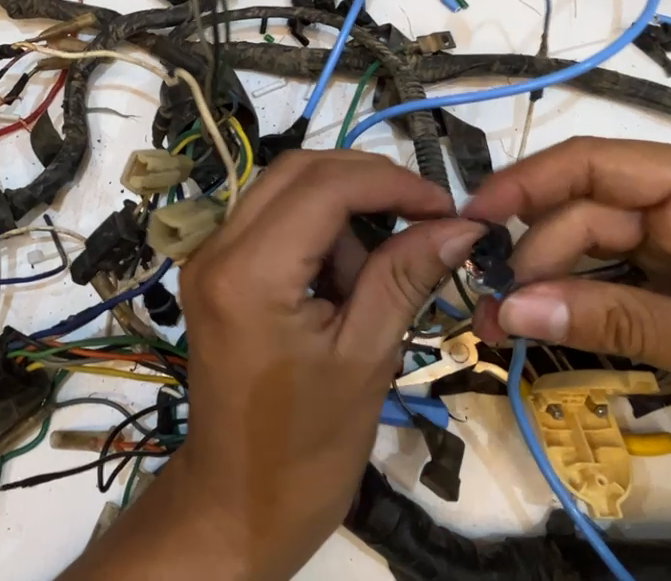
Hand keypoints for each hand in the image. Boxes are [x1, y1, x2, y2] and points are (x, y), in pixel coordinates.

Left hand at [64, 150, 482, 580]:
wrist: (240, 499)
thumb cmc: (309, 445)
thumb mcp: (367, 356)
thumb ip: (405, 275)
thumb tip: (462, 223)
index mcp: (249, 272)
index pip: (323, 187)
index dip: (391, 183)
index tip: (445, 206)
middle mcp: (216, 248)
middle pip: (297, 171)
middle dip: (366, 182)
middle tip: (424, 216)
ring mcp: (208, 256)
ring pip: (283, 189)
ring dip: (341, 208)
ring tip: (377, 272)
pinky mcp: (215, 270)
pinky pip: (270, 220)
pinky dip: (316, 230)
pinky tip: (344, 279)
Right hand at [464, 137, 670, 579]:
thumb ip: (618, 321)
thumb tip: (510, 307)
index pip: (601, 164)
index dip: (527, 186)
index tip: (471, 221)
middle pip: (591, 212)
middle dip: (537, 256)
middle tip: (490, 308)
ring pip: (599, 251)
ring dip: (552, 287)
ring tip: (504, 326)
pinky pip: (622, 288)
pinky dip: (584, 310)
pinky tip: (548, 332)